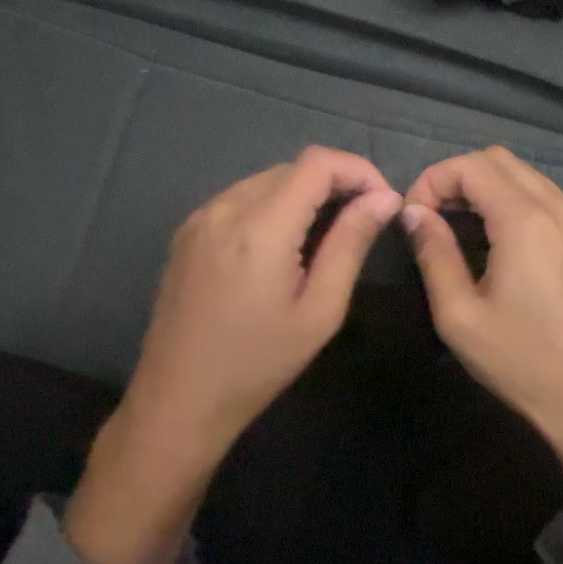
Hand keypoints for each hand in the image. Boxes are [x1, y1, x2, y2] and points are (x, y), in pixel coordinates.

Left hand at [65, 146, 400, 563]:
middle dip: (335, 183)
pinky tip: (282, 247)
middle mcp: (225, 208)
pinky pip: (238, 200)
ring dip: (302, 195)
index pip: (317, 162)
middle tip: (362, 223)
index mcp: (260, 226)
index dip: (358, 170)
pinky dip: (271, 207)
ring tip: (326, 238)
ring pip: (264, 181)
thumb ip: (351, 244)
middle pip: (291, 168)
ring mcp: (200, 218)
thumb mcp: (320, 310)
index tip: (382, 203)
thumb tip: (384, 199)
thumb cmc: (257, 364)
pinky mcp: (187, 234)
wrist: (178, 401)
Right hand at [402, 147, 562, 563]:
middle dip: (458, 178)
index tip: (413, 216)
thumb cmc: (522, 362)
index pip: (471, 166)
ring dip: (487, 189)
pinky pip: (547, 199)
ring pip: (526, 177)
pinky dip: (515, 203)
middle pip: (500, 160)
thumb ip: (434, 254)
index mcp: (526, 221)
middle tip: (432, 218)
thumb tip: (414, 213)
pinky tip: (498, 244)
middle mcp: (560, 208)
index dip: (433, 180)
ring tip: (459, 230)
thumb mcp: (460, 315)